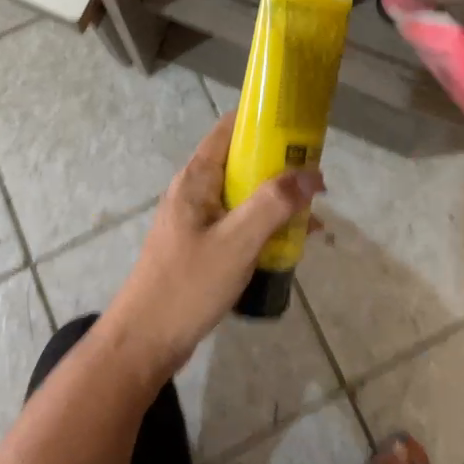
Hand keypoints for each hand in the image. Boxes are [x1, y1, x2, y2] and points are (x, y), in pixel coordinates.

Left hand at [99, 113, 323, 378]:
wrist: (145, 341)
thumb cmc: (188, 285)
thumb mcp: (237, 242)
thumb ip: (274, 204)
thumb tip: (312, 171)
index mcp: (196, 178)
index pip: (230, 129)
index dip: (265, 123)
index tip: (302, 132)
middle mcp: (194, 190)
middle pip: (242, 162)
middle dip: (280, 169)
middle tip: (317, 183)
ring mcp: (195, 219)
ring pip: (243, 196)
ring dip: (275, 203)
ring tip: (313, 219)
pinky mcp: (199, 245)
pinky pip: (238, 223)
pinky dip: (263, 228)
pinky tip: (290, 247)